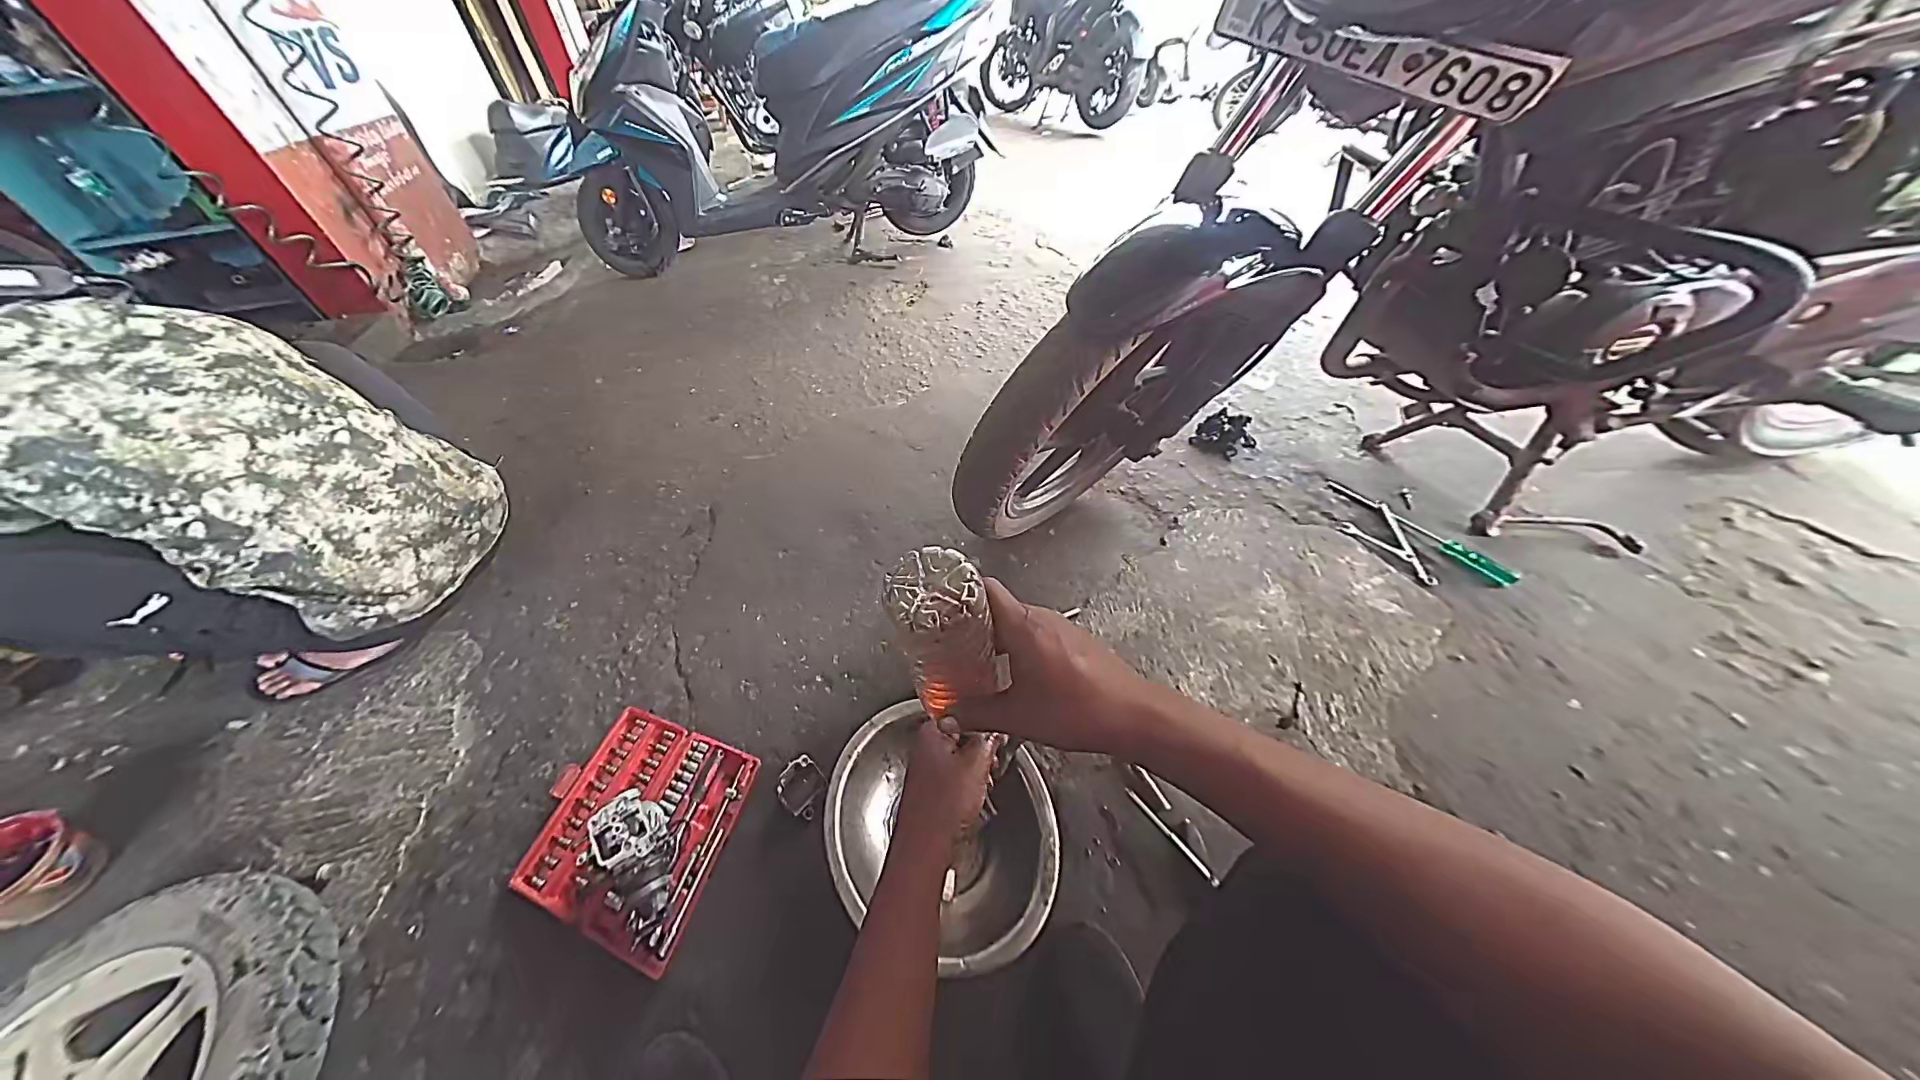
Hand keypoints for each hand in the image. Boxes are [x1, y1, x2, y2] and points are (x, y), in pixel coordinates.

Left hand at [894, 720, 993, 846]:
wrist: (927, 846)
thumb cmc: (943, 806)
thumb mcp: (976, 763)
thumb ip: (987, 738)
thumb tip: (995, 728)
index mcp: (930, 733)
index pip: (962, 711)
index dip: (983, 721)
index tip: (997, 731)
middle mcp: (925, 747)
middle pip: (962, 734)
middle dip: (981, 747)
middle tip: (993, 759)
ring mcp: (928, 768)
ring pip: (960, 756)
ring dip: (977, 765)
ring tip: (987, 779)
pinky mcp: (933, 788)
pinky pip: (956, 775)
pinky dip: (969, 781)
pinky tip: (978, 793)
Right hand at [952, 578, 1164, 755]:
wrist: (1133, 716)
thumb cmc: (1082, 710)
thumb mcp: (1017, 717)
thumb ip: (975, 715)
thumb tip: (949, 716)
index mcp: (1024, 627)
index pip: (986, 587)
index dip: (960, 589)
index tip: (941, 599)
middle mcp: (1043, 619)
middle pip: (999, 605)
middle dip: (972, 620)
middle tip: (950, 638)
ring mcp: (1061, 628)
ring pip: (1018, 620)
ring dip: (996, 635)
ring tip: (977, 658)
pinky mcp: (1074, 641)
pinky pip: (1037, 632)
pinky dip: (1018, 644)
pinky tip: (1013, 671)